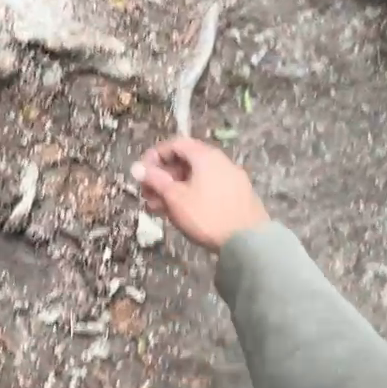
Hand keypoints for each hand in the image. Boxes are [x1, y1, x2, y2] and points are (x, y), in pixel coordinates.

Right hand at [130, 137, 269, 252]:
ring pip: (195, 177)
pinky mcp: (238, 196)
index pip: (175, 144)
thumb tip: (137, 167)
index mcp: (205, 156)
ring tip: (158, 208)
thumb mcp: (174, 197)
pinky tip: (180, 213)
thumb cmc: (206, 215)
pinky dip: (190, 195)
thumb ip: (154, 179)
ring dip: (173, 189)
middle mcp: (220, 162)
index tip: (142, 172)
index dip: (154, 155)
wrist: (249, 243)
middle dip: (162, 177)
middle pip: (185, 161)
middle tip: (147, 194)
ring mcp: (232, 179)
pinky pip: (208, 188)